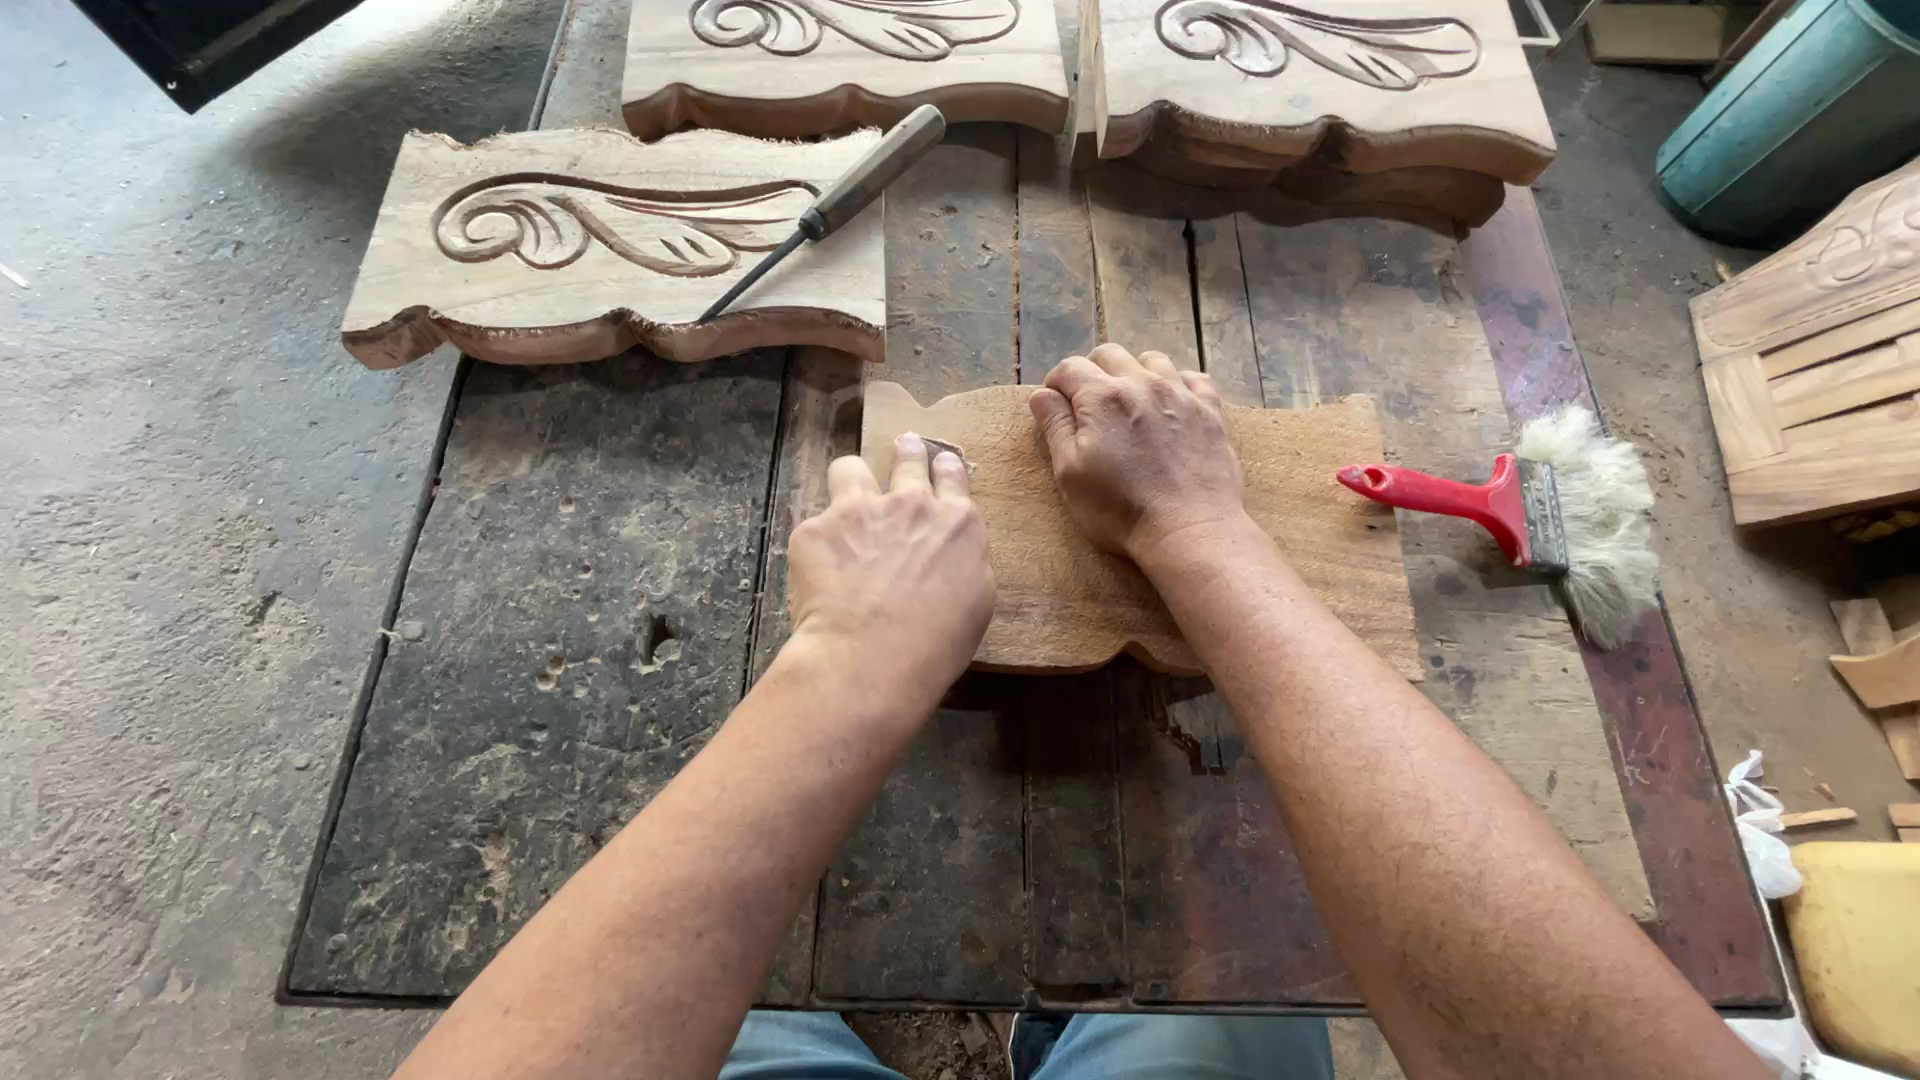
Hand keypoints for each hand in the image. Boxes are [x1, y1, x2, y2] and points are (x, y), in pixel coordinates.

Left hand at [786, 434, 993, 702]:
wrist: (873, 658)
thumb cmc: (937, 644)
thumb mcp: (977, 602)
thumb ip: (966, 562)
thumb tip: (952, 554)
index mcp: (957, 523)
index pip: (953, 477)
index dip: (945, 468)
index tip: (939, 464)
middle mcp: (911, 504)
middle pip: (908, 459)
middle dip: (908, 451)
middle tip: (904, 448)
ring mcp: (860, 510)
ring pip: (851, 469)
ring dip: (853, 481)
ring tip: (848, 501)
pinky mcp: (816, 529)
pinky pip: (816, 525)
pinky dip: (819, 546)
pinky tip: (820, 577)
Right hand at [1028, 343, 1247, 561]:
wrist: (1188, 529)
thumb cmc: (1120, 509)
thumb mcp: (1070, 474)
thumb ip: (1055, 427)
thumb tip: (1041, 394)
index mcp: (1102, 398)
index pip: (1070, 367)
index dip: (1056, 383)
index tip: (1055, 405)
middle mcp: (1142, 383)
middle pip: (1109, 354)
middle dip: (1091, 371)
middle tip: (1087, 404)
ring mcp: (1180, 394)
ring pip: (1152, 359)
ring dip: (1133, 373)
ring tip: (1129, 402)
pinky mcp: (1209, 411)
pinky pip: (1192, 378)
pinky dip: (1175, 383)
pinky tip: (1169, 406)